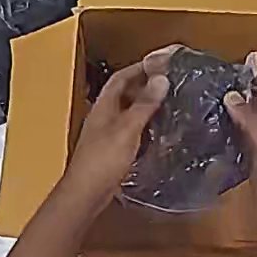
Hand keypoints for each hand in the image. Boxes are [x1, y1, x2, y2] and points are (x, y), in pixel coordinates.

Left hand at [60, 58, 169, 205]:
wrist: (86, 194)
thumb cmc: (103, 161)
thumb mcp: (127, 129)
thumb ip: (144, 105)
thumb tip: (161, 79)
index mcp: (104, 106)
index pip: (121, 77)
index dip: (140, 67)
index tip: (162, 62)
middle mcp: (104, 116)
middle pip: (125, 92)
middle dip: (146, 84)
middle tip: (170, 81)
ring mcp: (107, 133)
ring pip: (129, 111)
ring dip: (146, 104)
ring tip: (169, 101)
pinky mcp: (113, 149)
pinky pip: (132, 128)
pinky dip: (145, 124)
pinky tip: (159, 130)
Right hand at [224, 69, 256, 225]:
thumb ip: (249, 121)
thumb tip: (230, 95)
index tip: (236, 70)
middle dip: (242, 89)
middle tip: (216, 82)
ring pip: (248, 118)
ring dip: (233, 109)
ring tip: (209, 100)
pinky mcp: (252, 159)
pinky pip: (239, 138)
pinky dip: (228, 130)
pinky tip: (211, 127)